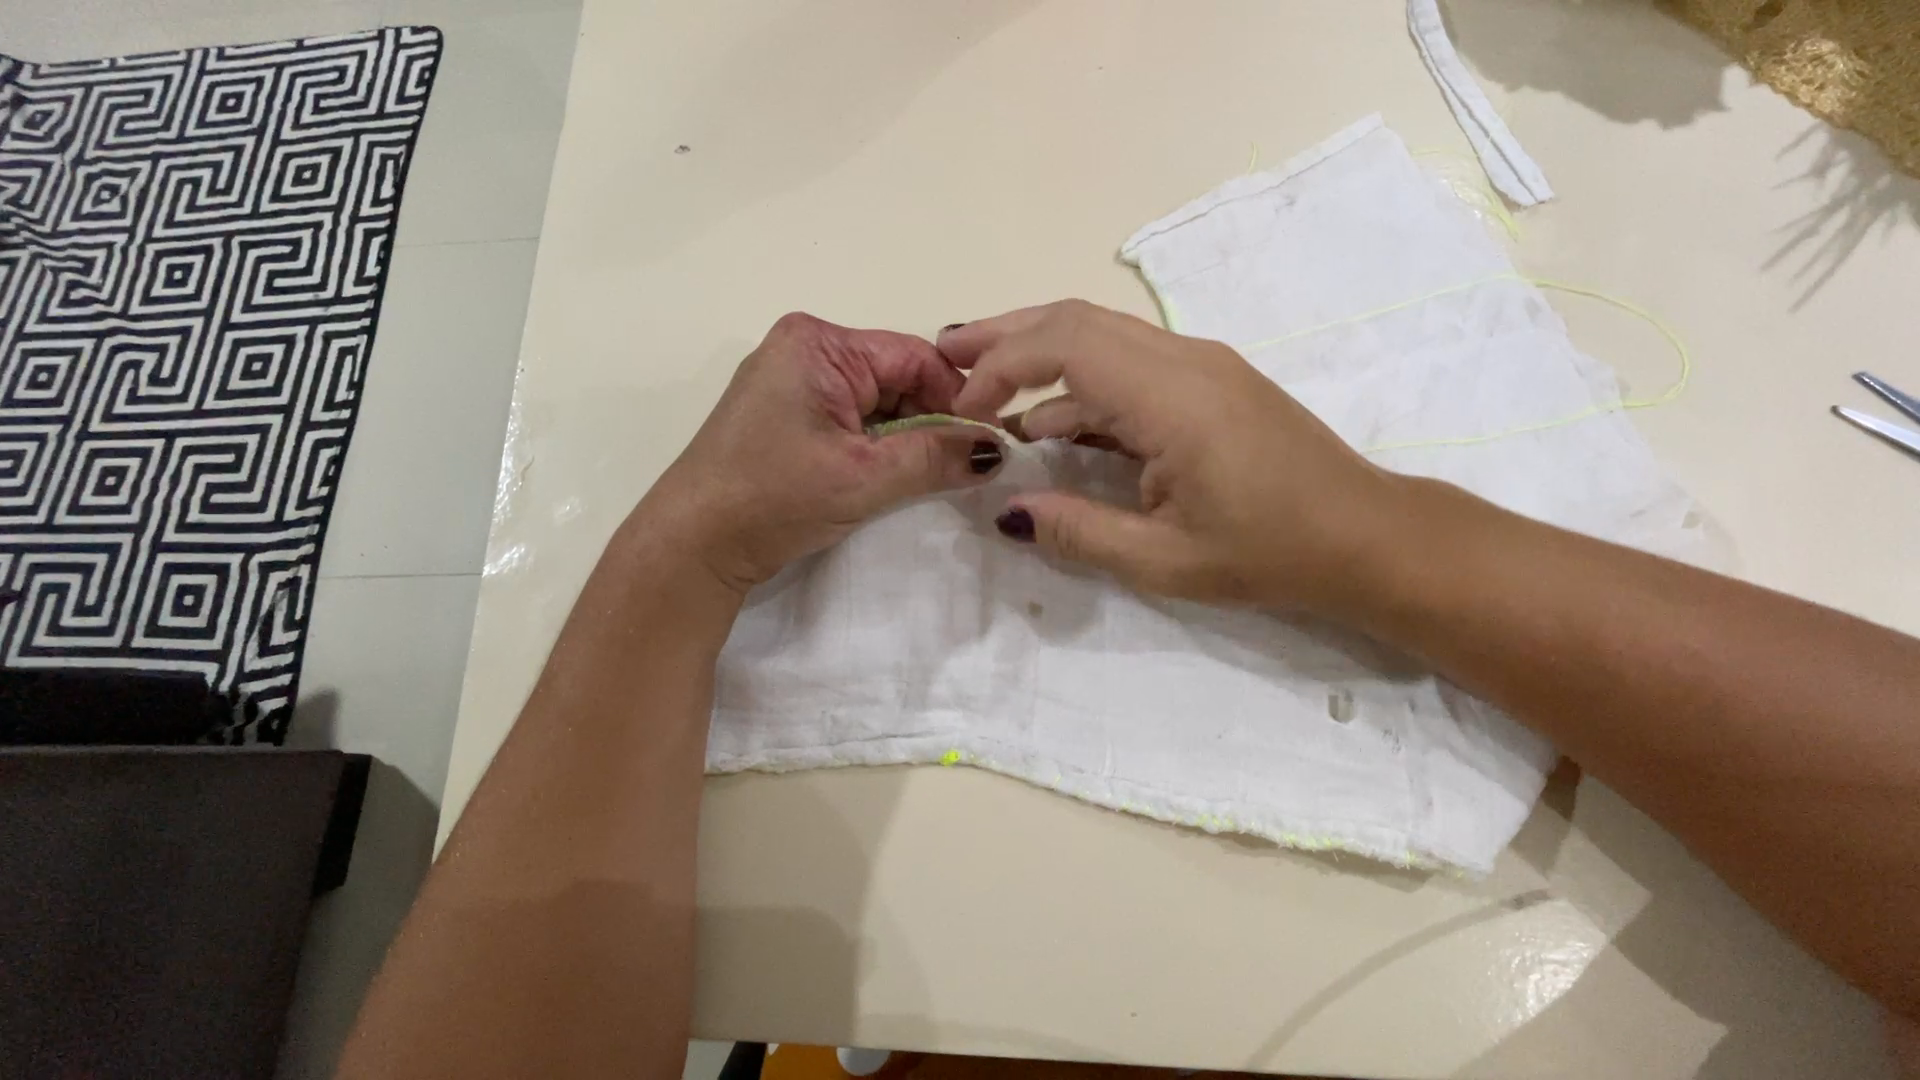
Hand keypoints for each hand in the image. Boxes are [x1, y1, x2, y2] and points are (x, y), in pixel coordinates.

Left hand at [637, 313, 1002, 593]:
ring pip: (876, 402)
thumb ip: (937, 457)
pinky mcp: (786, 415)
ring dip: (905, 438)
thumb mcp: (865, 477)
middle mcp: (804, 349)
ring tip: (929, 476)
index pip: (914, 357)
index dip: (956, 398)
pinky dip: (877, 447)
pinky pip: (851, 419)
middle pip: (896, 377)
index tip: (988, 442)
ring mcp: (792, 382)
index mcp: (819, 343)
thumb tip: (998, 449)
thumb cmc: (775, 499)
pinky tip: (889, 476)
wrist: (694, 545)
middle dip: (930, 421)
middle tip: (963, 466)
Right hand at [941, 300, 1405, 616]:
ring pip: (1100, 334)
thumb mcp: (1164, 560)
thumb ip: (1077, 531)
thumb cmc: (1270, 553)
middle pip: (1076, 319)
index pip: (1065, 345)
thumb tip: (1006, 512)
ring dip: (1038, 354)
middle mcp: (1184, 360)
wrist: (1366, 537)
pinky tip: (1049, 425)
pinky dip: (1077, 384)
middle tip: (948, 358)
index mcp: (1173, 397)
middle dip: (1005, 336)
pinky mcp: (1208, 381)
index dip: (1001, 365)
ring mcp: (1200, 364)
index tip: (964, 407)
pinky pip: (1127, 364)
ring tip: (983, 388)